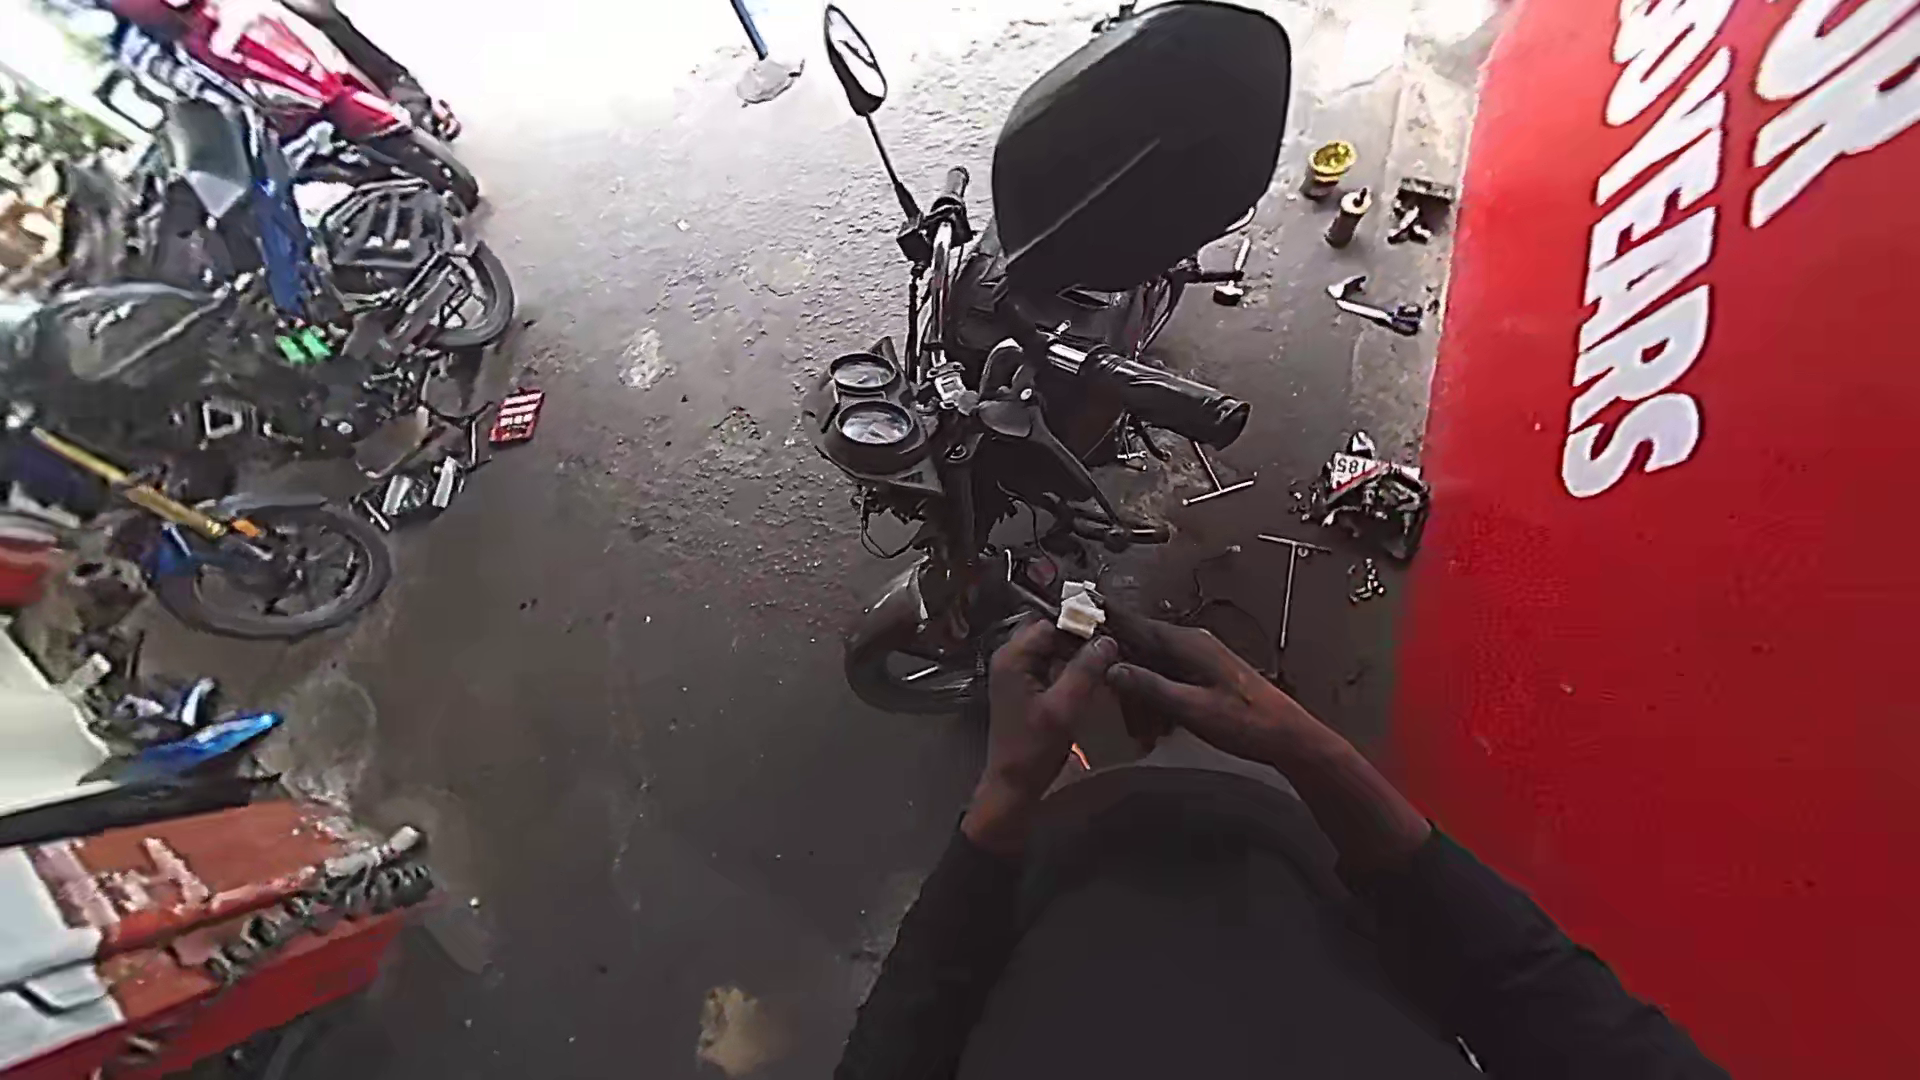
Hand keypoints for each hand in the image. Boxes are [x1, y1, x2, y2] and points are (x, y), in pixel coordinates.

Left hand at [961, 620, 1119, 853]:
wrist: (1012, 785)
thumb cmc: (1034, 747)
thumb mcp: (1064, 708)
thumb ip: (1085, 670)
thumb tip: (1107, 640)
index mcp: (1013, 656)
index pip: (1049, 622)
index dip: (1079, 623)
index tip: (1110, 630)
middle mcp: (1010, 657)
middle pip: (1049, 631)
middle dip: (1079, 635)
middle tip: (1111, 642)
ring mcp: (1015, 672)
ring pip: (1050, 647)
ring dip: (1075, 650)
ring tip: (1107, 656)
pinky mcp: (1024, 686)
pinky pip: (1048, 663)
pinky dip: (1068, 665)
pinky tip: (1091, 673)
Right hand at [1103, 609, 1430, 871]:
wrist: (1291, 739)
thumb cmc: (1246, 722)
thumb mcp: (1193, 708)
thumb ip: (1150, 686)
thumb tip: (1111, 668)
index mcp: (1185, 644)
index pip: (1135, 623)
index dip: (1105, 617)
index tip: (1077, 608)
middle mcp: (1188, 644)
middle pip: (1138, 649)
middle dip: (1123, 678)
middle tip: (1116, 707)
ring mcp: (1195, 658)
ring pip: (1150, 668)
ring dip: (1141, 696)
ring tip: (1143, 731)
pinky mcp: (1201, 674)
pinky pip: (1165, 679)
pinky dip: (1156, 700)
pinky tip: (1158, 728)